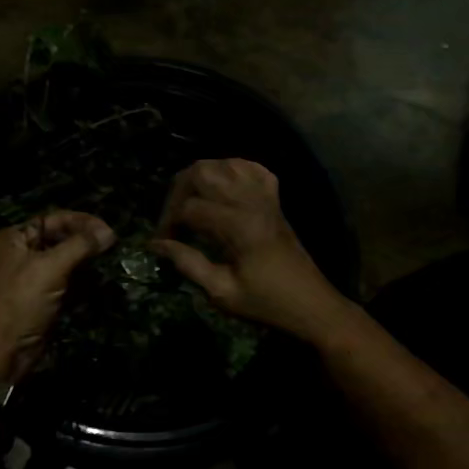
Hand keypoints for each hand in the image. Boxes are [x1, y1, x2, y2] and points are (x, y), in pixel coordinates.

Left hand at [0, 211, 115, 382]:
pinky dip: (83, 284)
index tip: (109, 230)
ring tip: (110, 266)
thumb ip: (80, 246)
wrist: (1, 353)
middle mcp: (23, 253)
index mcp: (15, 238)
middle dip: (86, 243)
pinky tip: (100, 285)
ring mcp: (33, 278)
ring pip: (67, 263)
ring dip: (88, 265)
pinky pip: (68, 284)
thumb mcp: (49, 269)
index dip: (81, 221)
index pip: (53, 218)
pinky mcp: (44, 299)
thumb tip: (109, 232)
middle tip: (113, 247)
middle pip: (61, 239)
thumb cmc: (20, 303)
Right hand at [151, 159, 352, 343]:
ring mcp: (265, 197)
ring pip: (224, 163)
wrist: (311, 305)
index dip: (167, 223)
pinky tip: (221, 187)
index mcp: (237, 226)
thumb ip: (187, 263)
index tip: (160, 243)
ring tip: (189, 202)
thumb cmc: (265, 303)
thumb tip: (157, 245)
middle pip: (202, 172)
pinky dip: (231, 170)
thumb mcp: (221, 292)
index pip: (188, 208)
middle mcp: (250, 202)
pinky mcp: (275, 200)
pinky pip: (251, 168)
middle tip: (171, 220)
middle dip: (177, 193)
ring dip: (200, 178)